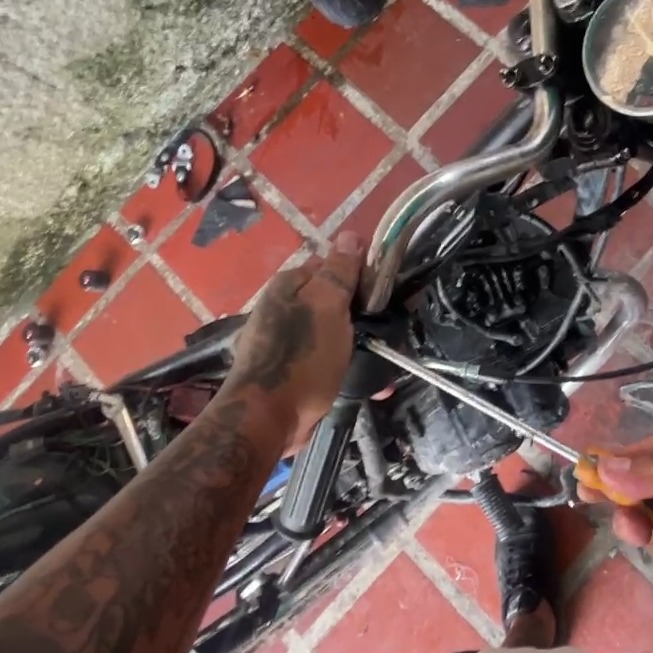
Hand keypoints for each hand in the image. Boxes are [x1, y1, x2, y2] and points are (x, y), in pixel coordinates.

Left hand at [224, 231, 363, 449]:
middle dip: (359, 314)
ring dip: (358, 344)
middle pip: (331, 300)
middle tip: (384, 329)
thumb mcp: (328, 305)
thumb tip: (350, 234)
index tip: (380, 296)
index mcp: (288, 286)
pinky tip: (372, 386)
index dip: (358, 277)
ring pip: (332, 333)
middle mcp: (281, 309)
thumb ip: (339, 271)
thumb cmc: (302, 357)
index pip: (330, 265)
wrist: (268, 418)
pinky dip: (347, 369)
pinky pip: (326, 362)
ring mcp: (282, 342)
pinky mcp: (289, 372)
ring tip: (382, 361)